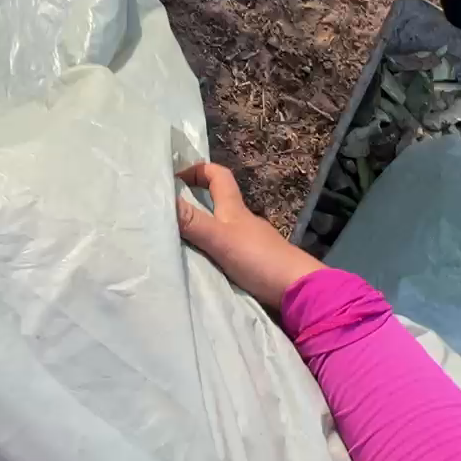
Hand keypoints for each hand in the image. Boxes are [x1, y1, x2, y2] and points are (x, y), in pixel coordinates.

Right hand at [176, 162, 324, 307]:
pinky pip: (224, 254)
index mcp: (235, 209)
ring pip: (219, 230)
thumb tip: (163, 199)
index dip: (199, 169)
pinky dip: (209, 255)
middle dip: (194, 203)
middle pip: (217, 203)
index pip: (218, 176)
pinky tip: (197, 268)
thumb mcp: (221, 238)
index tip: (175, 178)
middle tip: (166, 215)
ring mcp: (249, 245)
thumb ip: (193, 221)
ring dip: (199, 233)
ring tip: (173, 244)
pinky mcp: (252, 266)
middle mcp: (242, 223)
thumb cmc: (259, 258)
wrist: (297, 291)